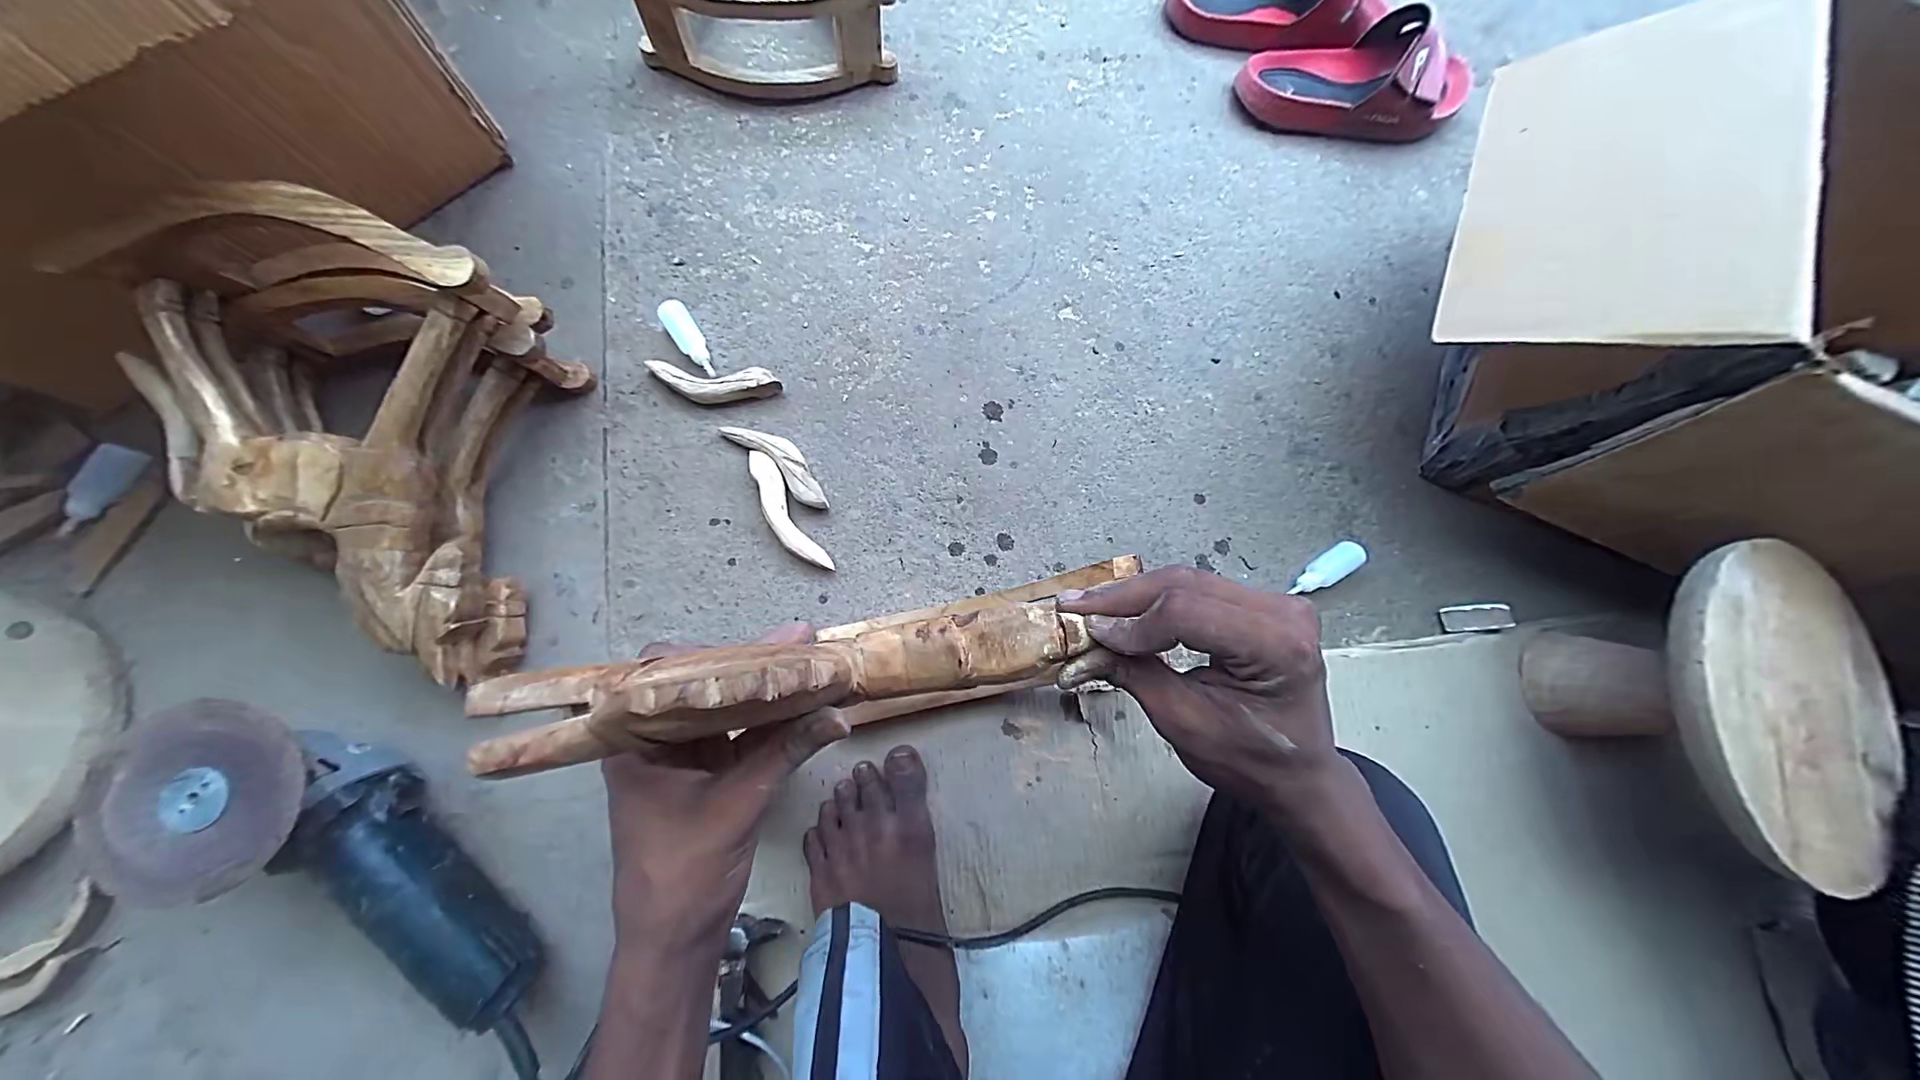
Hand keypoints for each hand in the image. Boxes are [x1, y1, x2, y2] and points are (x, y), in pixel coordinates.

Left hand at [603, 623, 848, 943]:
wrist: (673, 939)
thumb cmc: (685, 871)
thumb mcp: (739, 804)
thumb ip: (787, 752)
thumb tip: (839, 713)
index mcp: (635, 740)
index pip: (662, 673)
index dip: (709, 653)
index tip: (759, 648)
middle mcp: (653, 737)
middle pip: (699, 683)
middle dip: (748, 665)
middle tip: (796, 644)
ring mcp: (680, 753)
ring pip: (721, 704)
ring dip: (760, 689)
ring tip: (803, 663)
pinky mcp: (705, 768)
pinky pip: (735, 730)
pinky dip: (765, 718)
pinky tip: (798, 702)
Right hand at [1057, 567, 1341, 811]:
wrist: (1296, 775)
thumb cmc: (1251, 761)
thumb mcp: (1185, 723)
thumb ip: (1135, 675)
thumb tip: (1088, 645)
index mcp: (1277, 645)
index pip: (1187, 612)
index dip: (1131, 623)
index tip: (1091, 635)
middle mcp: (1283, 612)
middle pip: (1184, 585)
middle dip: (1123, 598)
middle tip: (1075, 607)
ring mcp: (1275, 604)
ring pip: (1186, 581)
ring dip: (1134, 595)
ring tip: (1091, 608)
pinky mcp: (1260, 605)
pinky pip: (1198, 590)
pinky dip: (1155, 600)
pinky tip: (1124, 608)